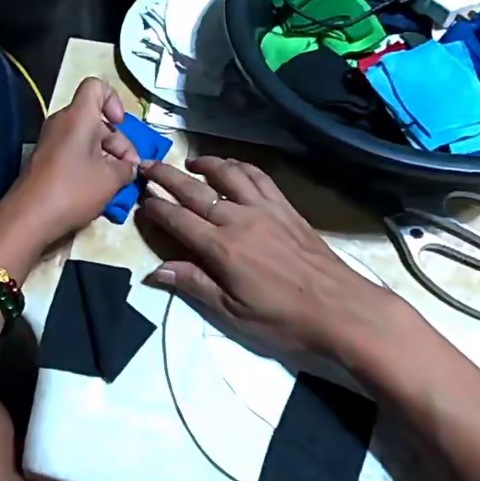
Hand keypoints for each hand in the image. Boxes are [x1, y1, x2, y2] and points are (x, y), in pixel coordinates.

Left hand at [0, 78, 138, 247]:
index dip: (113, 100)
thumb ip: (127, 167)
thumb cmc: (72, 191)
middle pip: (97, 119)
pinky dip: (91, 165)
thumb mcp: (112, 179)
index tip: (119, 125)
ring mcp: (52, 142)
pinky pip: (75, 152)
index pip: (96, 87)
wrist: (28, 219)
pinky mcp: (46, 160)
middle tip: (128, 169)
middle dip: (117, 142)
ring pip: (88, 138)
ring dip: (107, 156)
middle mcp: (62, 123)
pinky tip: (98, 188)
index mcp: (78, 117)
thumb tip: (128, 166)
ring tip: (116, 183)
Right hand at [138, 157, 415, 362]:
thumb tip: (156, 271)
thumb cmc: (283, 318)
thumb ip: (195, 285)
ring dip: (207, 164)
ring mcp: (265, 209)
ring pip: (229, 174)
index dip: (157, 208)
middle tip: (148, 166)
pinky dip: (242, 166)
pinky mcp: (286, 207)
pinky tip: (234, 166)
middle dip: (168, 177)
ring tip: (190, 162)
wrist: (338, 306)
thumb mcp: (233, 313)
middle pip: (196, 191)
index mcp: (222, 248)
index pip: (179, 220)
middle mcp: (240, 219)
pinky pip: (260, 177)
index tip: (141, 199)